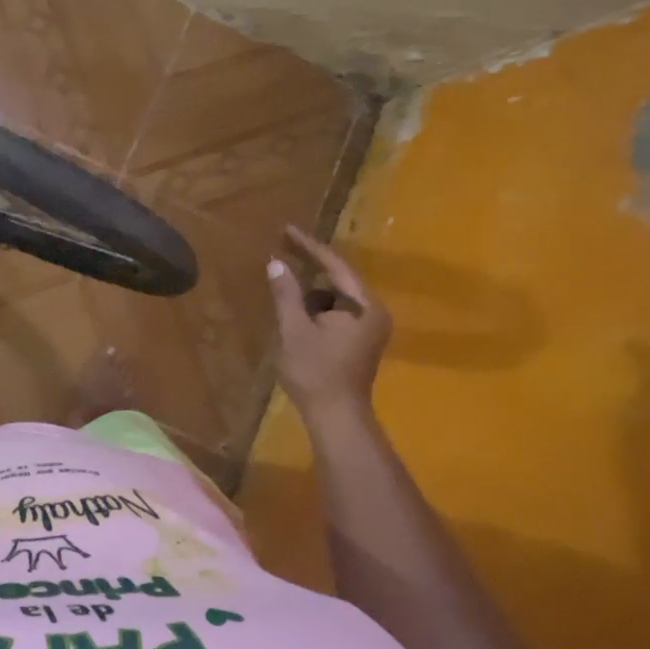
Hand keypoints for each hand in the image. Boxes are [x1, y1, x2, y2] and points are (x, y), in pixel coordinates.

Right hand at [268, 225, 392, 422]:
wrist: (337, 418)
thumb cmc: (316, 372)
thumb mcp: (295, 329)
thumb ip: (286, 293)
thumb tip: (276, 262)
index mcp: (364, 307)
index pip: (335, 266)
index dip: (308, 247)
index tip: (285, 230)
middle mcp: (373, 313)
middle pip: (338, 280)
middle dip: (309, 265)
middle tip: (282, 246)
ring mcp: (369, 329)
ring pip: (335, 298)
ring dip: (310, 289)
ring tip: (284, 278)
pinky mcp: (359, 342)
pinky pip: (335, 312)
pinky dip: (315, 306)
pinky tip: (295, 306)